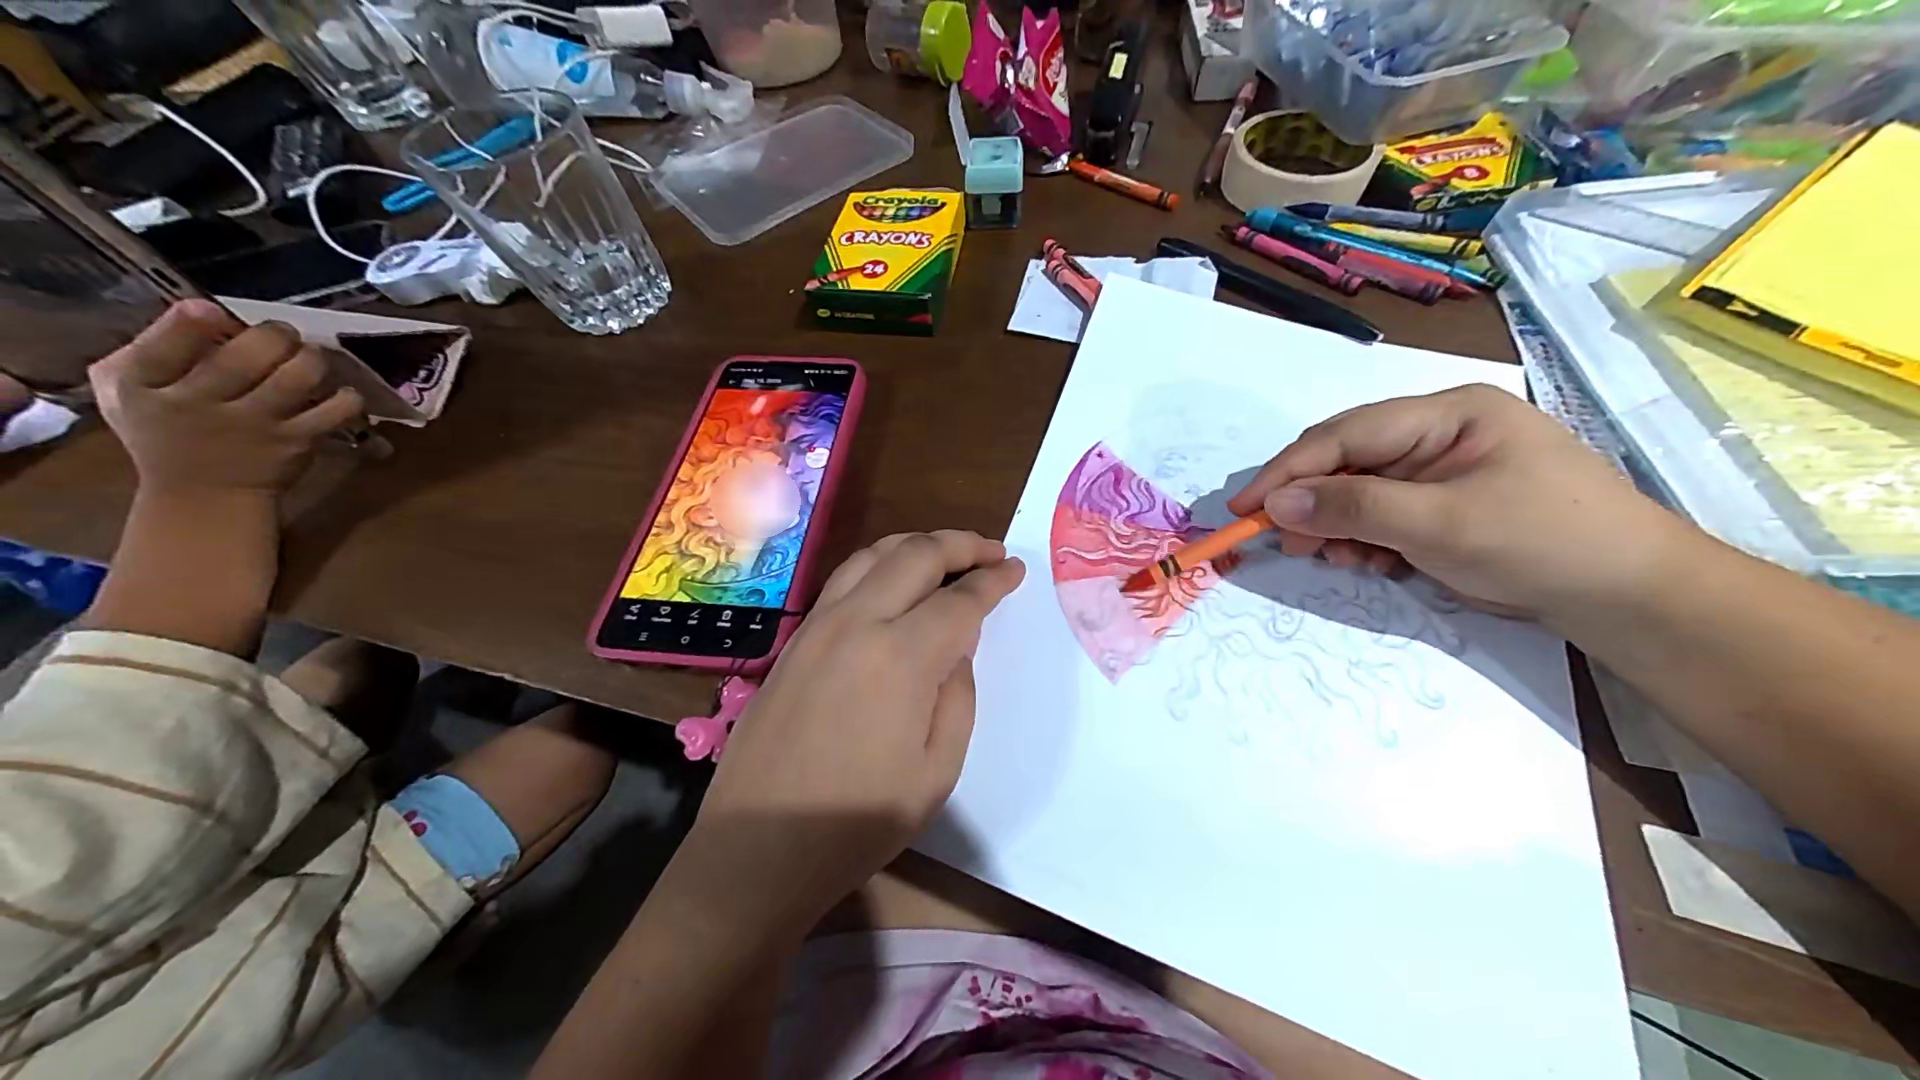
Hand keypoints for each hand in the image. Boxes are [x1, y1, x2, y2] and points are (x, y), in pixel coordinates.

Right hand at [88, 300, 363, 496]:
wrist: (206, 494)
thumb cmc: (166, 433)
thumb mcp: (128, 390)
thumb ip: (151, 349)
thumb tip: (198, 311)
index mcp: (144, 386)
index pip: (161, 350)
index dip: (187, 324)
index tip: (211, 310)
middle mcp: (201, 405)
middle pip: (247, 357)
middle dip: (276, 334)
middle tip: (283, 334)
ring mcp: (256, 425)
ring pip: (297, 377)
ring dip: (313, 358)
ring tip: (309, 357)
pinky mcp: (297, 441)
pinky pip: (336, 410)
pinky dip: (347, 396)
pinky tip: (340, 392)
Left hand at [684, 531, 1024, 932]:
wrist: (759, 846)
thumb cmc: (857, 822)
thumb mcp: (937, 770)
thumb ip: (957, 694)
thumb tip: (955, 646)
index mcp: (900, 656)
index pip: (959, 599)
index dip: (994, 580)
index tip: (1015, 569)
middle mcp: (857, 623)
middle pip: (915, 555)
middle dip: (960, 544)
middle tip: (990, 551)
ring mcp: (817, 627)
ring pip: (872, 555)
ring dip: (917, 545)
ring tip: (946, 555)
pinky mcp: (794, 640)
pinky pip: (844, 579)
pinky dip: (879, 564)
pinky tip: (893, 583)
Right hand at [1227, 385, 1685, 620]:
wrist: (1631, 597)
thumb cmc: (1544, 542)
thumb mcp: (1442, 524)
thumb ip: (1354, 509)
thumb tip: (1275, 506)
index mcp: (1447, 414)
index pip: (1345, 434)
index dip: (1288, 471)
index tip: (1244, 509)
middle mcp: (1437, 434)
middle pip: (1346, 460)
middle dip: (1310, 502)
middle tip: (1286, 543)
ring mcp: (1439, 471)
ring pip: (1356, 491)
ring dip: (1336, 526)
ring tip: (1335, 558)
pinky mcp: (1441, 506)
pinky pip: (1379, 516)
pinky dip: (1362, 540)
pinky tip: (1369, 562)